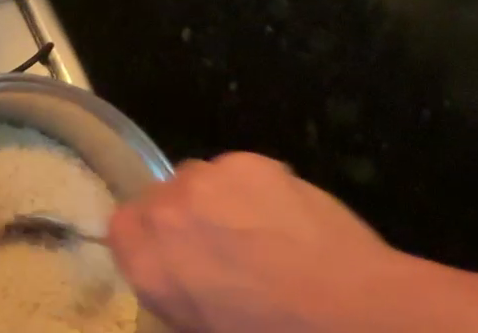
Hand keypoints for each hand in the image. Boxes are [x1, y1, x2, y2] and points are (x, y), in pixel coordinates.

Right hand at [107, 152, 403, 331]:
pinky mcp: (247, 162)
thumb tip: (183, 285)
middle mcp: (163, 210)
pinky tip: (288, 225)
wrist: (358, 314)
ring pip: (197, 184)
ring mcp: (204, 179)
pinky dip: (252, 194)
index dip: (149, 247)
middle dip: (183, 225)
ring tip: (262, 241)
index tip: (178, 268)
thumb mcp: (207, 331)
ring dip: (215, 205)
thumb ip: (177, 300)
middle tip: (225, 259)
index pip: (120, 232)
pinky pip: (236, 175)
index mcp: (147, 260)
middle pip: (158, 204)